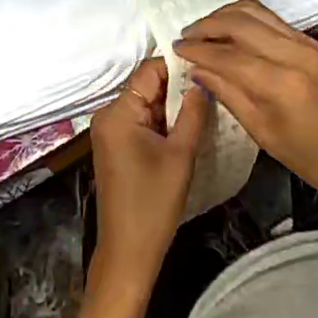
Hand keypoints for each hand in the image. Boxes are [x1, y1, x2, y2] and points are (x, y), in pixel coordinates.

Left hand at [88, 58, 210, 280]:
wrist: (129, 250)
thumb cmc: (154, 202)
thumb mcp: (180, 155)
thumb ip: (192, 113)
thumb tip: (202, 81)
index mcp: (118, 113)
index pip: (148, 72)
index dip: (176, 67)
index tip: (205, 67)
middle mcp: (108, 115)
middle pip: (145, 87)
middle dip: (175, 87)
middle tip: (209, 88)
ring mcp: (109, 131)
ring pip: (144, 104)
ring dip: (170, 105)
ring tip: (203, 106)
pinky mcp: (115, 146)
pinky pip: (140, 121)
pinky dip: (160, 121)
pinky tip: (184, 127)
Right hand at [176, 0, 317, 214]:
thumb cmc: (313, 159)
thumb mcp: (263, 134)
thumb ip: (228, 95)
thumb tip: (197, 71)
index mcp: (281, 83)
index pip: (227, 55)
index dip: (198, 50)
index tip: (175, 49)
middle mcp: (293, 53)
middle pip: (238, 22)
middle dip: (206, 26)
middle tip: (186, 36)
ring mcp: (304, 43)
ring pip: (254, 11)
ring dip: (223, 15)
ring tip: (203, 30)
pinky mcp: (310, 42)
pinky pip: (269, 18)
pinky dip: (243, 18)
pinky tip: (229, 31)